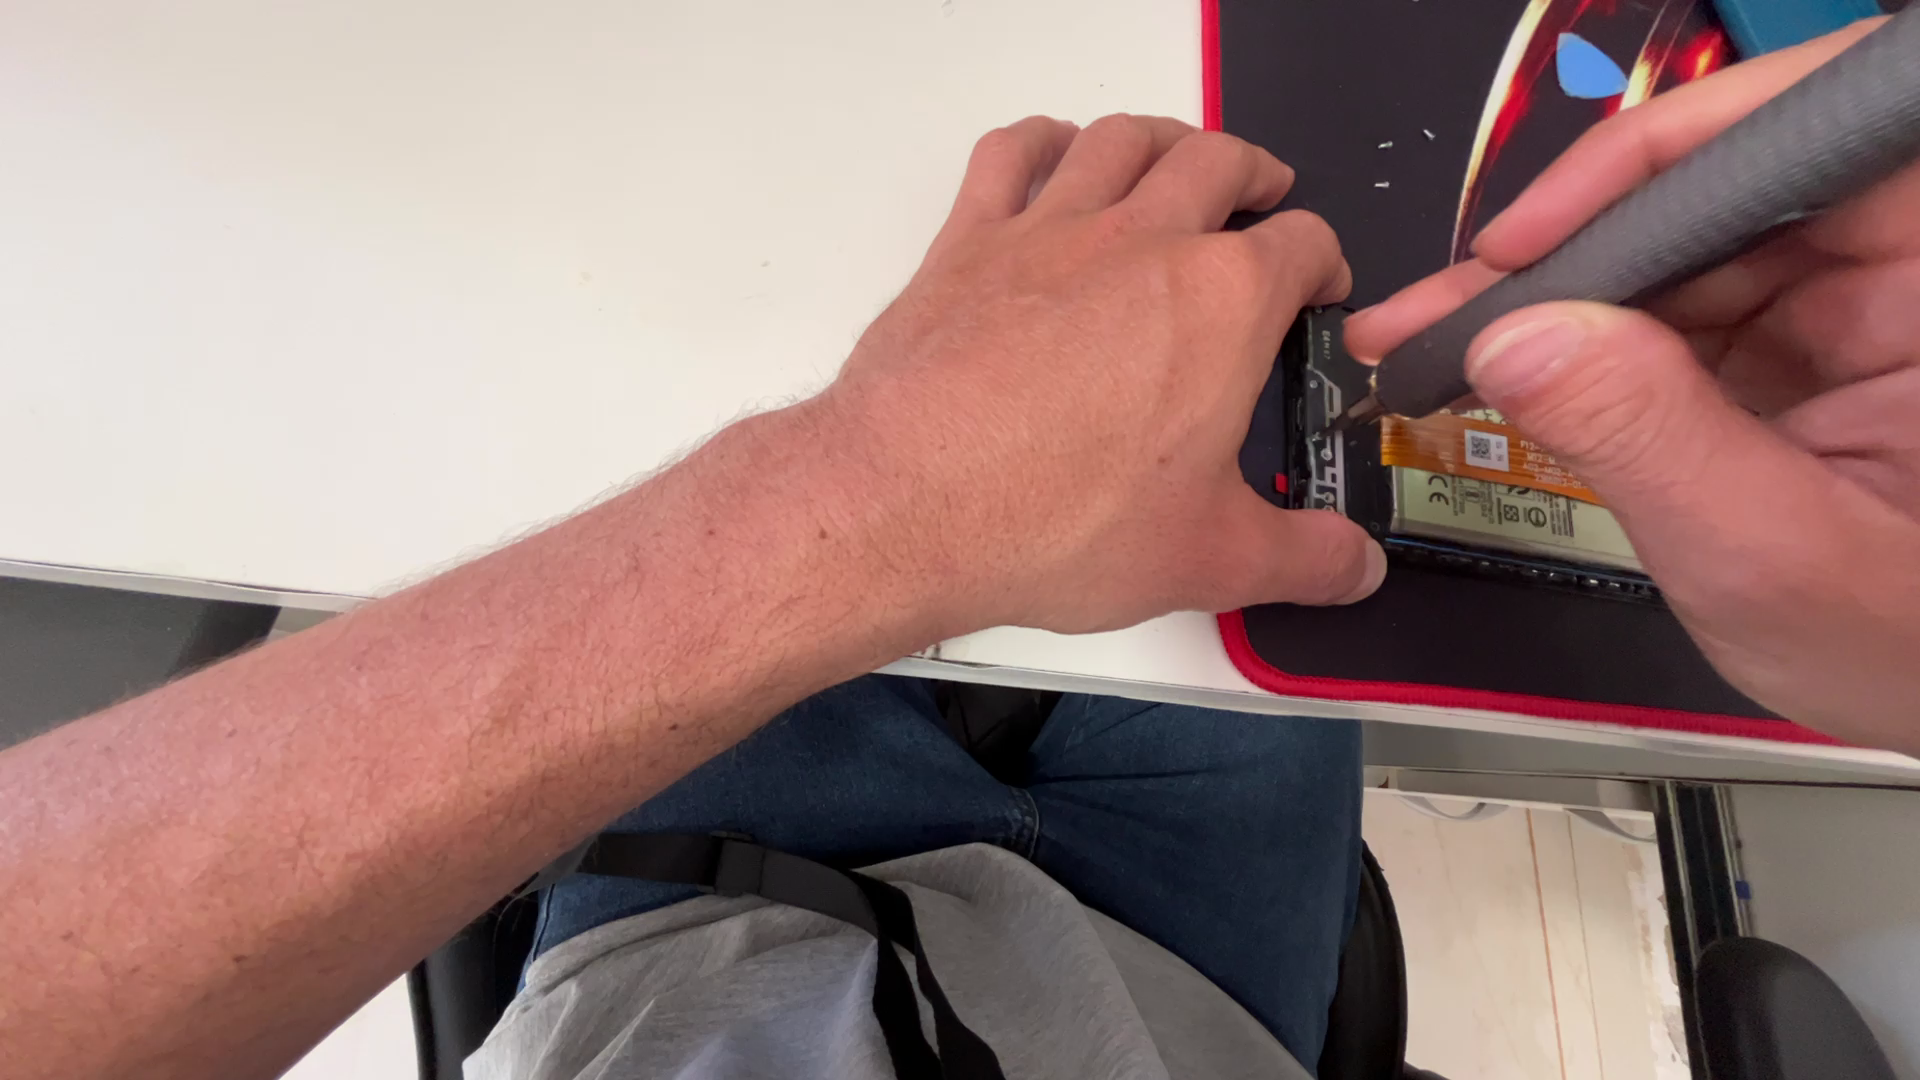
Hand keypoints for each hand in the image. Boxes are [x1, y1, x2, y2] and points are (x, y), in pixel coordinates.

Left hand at [815, 114, 1384, 636]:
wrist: (909, 507)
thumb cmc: (1056, 524)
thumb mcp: (1208, 560)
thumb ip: (1302, 558)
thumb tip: (1355, 565)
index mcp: (1221, 303)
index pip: (1301, 248)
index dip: (1323, 262)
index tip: (1319, 286)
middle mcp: (1139, 244)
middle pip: (1218, 165)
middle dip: (1254, 176)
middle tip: (1263, 197)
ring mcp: (1046, 235)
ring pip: (1120, 141)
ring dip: (1162, 138)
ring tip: (1178, 159)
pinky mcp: (964, 247)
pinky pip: (1008, 156)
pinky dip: (1039, 143)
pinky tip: (1052, 157)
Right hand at [1346, 21, 1919, 749]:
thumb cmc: (1912, 654)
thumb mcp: (1764, 554)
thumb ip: (1645, 436)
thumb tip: (1510, 337)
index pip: (1819, 134)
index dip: (1658, 159)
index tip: (1523, 243)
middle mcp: (1906, 271)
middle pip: (1708, 201)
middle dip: (1548, 255)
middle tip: (1422, 311)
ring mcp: (1841, 311)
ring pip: (1658, 263)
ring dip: (1527, 305)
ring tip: (1418, 345)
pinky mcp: (1779, 353)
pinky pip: (1648, 324)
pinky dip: (1553, 348)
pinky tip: (1476, 371)